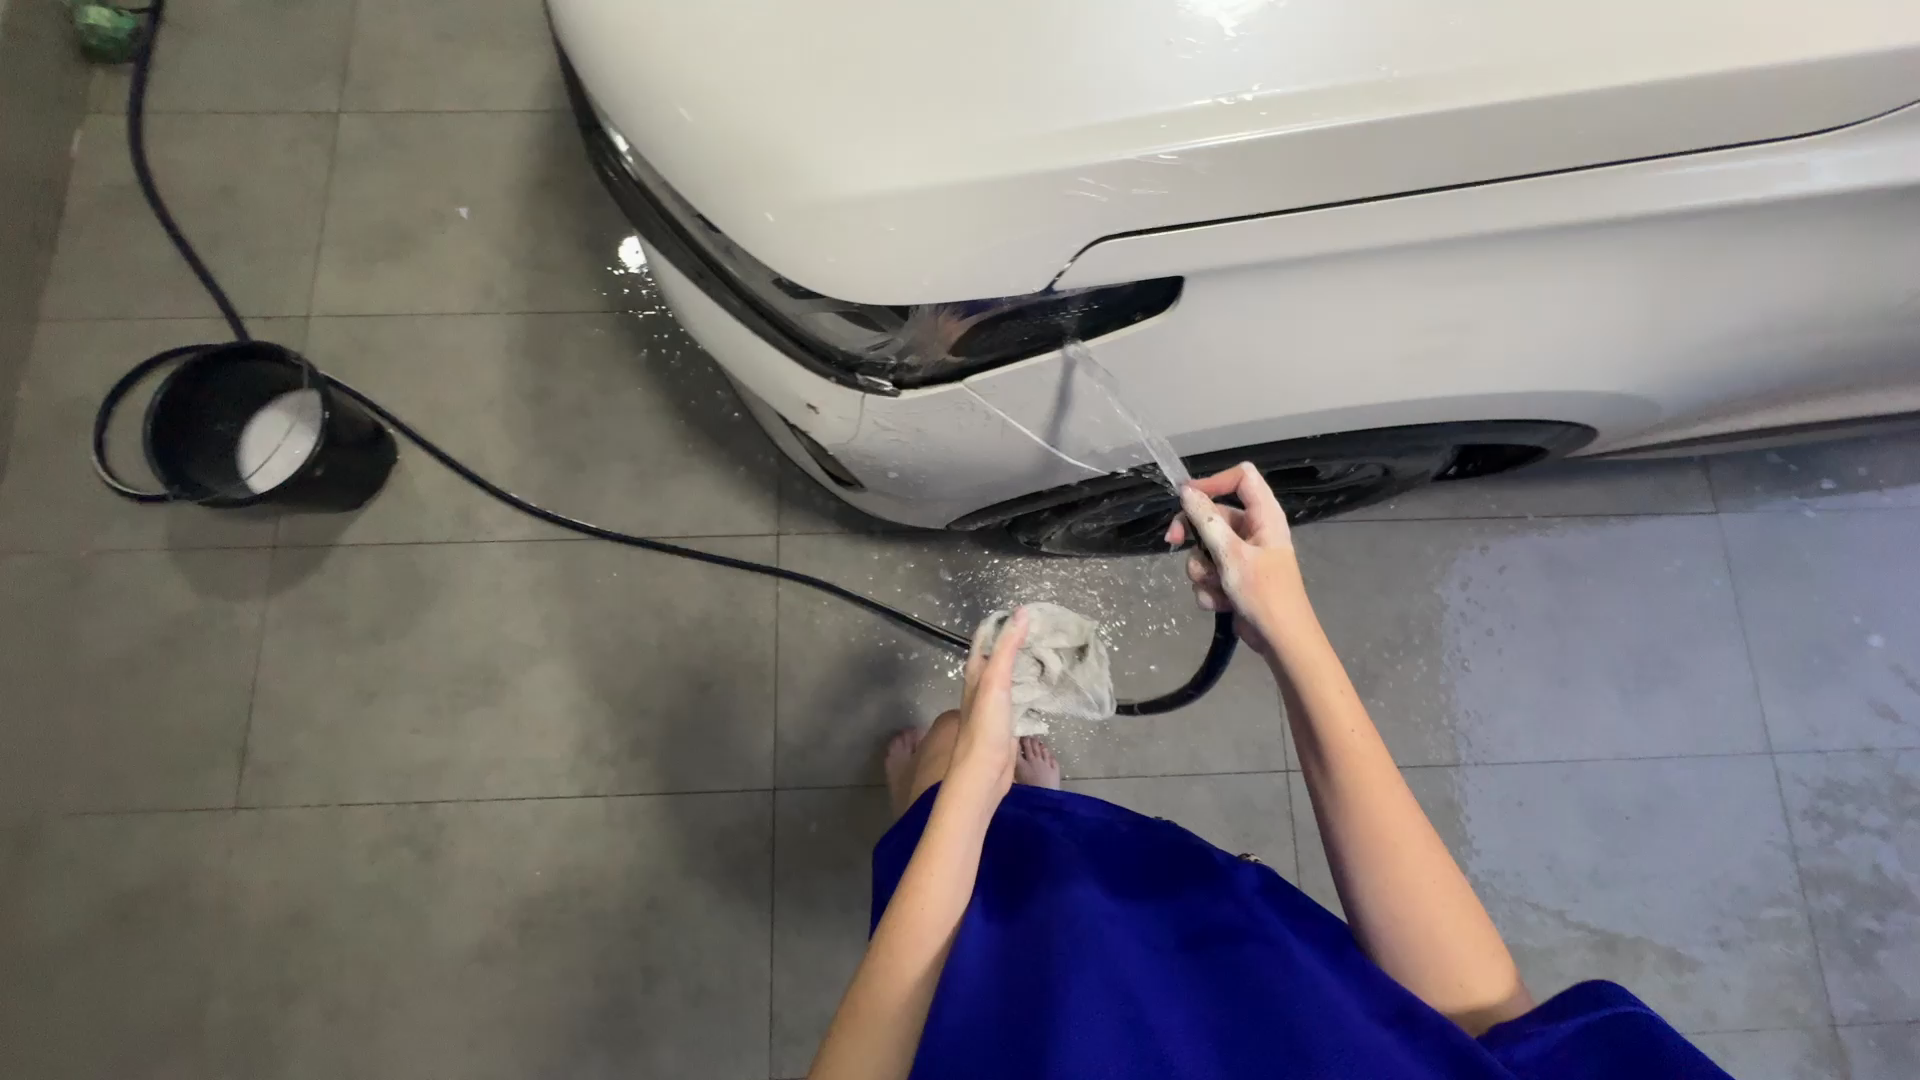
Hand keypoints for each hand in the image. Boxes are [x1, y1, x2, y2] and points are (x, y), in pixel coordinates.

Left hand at [944, 607, 1030, 807]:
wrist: (983, 772)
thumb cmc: (985, 725)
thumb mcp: (995, 681)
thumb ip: (1007, 648)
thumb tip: (1022, 613)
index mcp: (976, 672)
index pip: (987, 638)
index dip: (1004, 622)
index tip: (1028, 611)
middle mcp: (983, 684)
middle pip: (1001, 656)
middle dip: (1020, 641)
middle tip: (1047, 630)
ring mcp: (995, 703)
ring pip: (1012, 675)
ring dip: (1028, 664)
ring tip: (1052, 652)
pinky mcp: (1008, 720)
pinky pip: (1022, 695)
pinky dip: (1033, 685)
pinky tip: (1048, 684)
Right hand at [1163, 462, 1307, 656]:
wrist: (1280, 639)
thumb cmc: (1264, 593)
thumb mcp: (1231, 555)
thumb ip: (1206, 521)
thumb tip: (1186, 492)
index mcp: (1264, 516)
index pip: (1241, 478)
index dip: (1213, 482)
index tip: (1185, 496)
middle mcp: (1252, 530)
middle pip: (1211, 514)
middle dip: (1192, 534)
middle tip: (1172, 541)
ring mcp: (1241, 555)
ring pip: (1203, 548)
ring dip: (1201, 570)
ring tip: (1216, 586)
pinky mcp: (1232, 577)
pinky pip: (1207, 572)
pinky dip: (1209, 588)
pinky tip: (1221, 603)